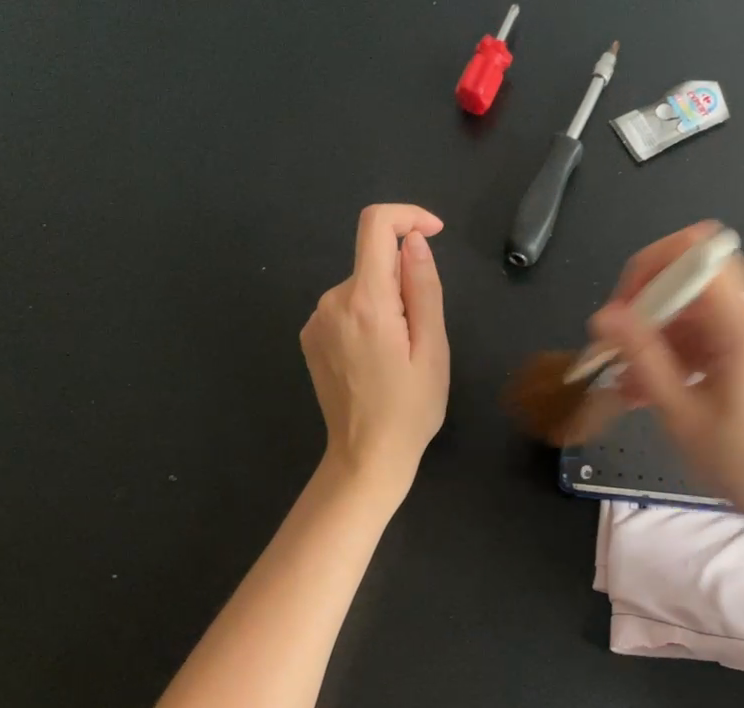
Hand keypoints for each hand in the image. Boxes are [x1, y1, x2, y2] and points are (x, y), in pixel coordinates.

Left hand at [300, 204, 448, 495]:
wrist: (367, 455)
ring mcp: (315, 321)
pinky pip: (346, 310)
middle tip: (421, 339)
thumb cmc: (411, 409)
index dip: (407, 217)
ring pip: (361, 289)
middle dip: (403, 286)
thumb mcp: (433, 349)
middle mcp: (331, 301)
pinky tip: (376, 363)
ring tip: (400, 357)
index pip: (376, 225)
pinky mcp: (310, 338)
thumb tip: (413, 241)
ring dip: (386, 307)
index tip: (433, 233)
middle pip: (372, 264)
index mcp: (365, 301)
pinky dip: (368, 321)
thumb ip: (424, 288)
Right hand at [589, 222, 743, 535]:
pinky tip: (646, 393)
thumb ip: (642, 357)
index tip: (620, 311)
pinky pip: (705, 340)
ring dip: (654, 341)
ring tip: (625, 386)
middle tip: (616, 353)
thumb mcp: (681, 413)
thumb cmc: (742, 463)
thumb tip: (603, 315)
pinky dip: (673, 358)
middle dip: (646, 310)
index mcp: (742, 325)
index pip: (693, 253)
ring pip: (692, 315)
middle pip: (689, 282)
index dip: (648, 269)